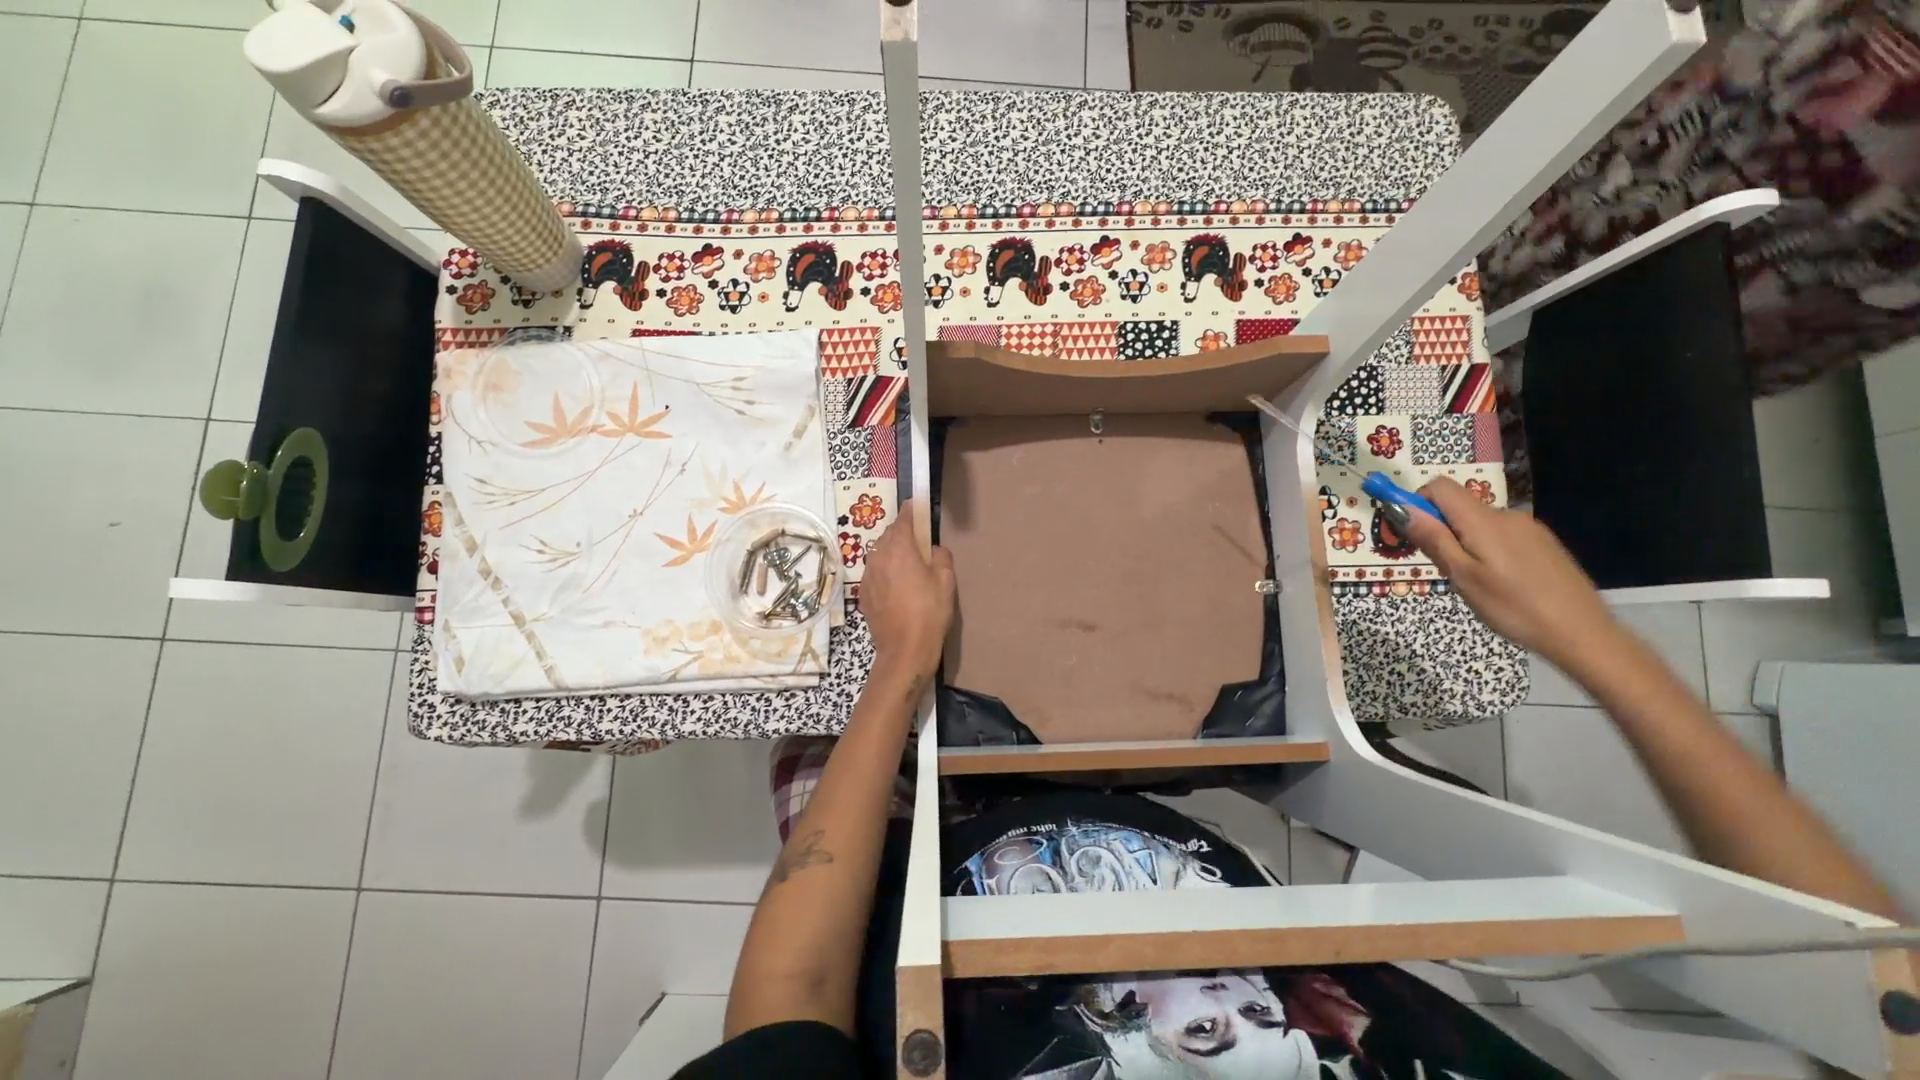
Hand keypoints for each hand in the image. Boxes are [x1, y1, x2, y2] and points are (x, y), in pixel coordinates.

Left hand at [858, 501, 955, 677]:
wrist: (904, 649)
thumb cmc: (929, 612)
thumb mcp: (946, 580)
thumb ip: (941, 556)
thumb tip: (933, 550)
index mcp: (899, 548)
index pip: (903, 518)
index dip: (911, 510)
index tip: (918, 506)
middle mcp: (878, 557)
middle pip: (888, 536)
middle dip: (902, 534)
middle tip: (919, 543)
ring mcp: (867, 576)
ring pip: (879, 555)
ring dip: (892, 554)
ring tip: (908, 567)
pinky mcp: (863, 594)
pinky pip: (875, 574)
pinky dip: (885, 573)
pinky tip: (897, 588)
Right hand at [1397, 478, 1620, 667]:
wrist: (1581, 631)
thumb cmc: (1513, 607)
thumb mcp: (1463, 577)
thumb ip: (1433, 540)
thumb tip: (1402, 508)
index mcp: (1483, 521)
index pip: (1440, 487)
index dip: (1417, 502)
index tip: (1411, 533)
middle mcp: (1506, 515)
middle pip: (1459, 507)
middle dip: (1440, 531)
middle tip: (1447, 572)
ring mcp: (1528, 529)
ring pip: (1479, 526)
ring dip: (1464, 545)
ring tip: (1476, 585)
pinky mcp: (1542, 544)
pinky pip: (1501, 537)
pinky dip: (1487, 552)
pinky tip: (1501, 586)